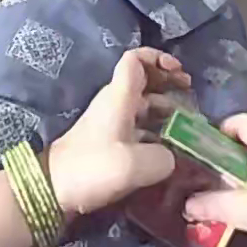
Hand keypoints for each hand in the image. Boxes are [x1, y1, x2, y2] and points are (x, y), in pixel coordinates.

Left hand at [46, 49, 185, 218]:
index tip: (178, 71)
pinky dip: (157, 129)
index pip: (135, 59)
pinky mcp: (111, 140)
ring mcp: (113, 120)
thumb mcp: (137, 165)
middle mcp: (116, 101)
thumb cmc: (94, 167)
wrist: (55, 188)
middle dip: (169, 83)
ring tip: (188, 125)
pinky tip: (171, 146)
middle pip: (145, 80)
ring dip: (167, 110)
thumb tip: (173, 157)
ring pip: (145, 104)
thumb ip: (165, 157)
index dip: (158, 58)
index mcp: (120, 96)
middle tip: (191, 96)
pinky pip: (140, 125)